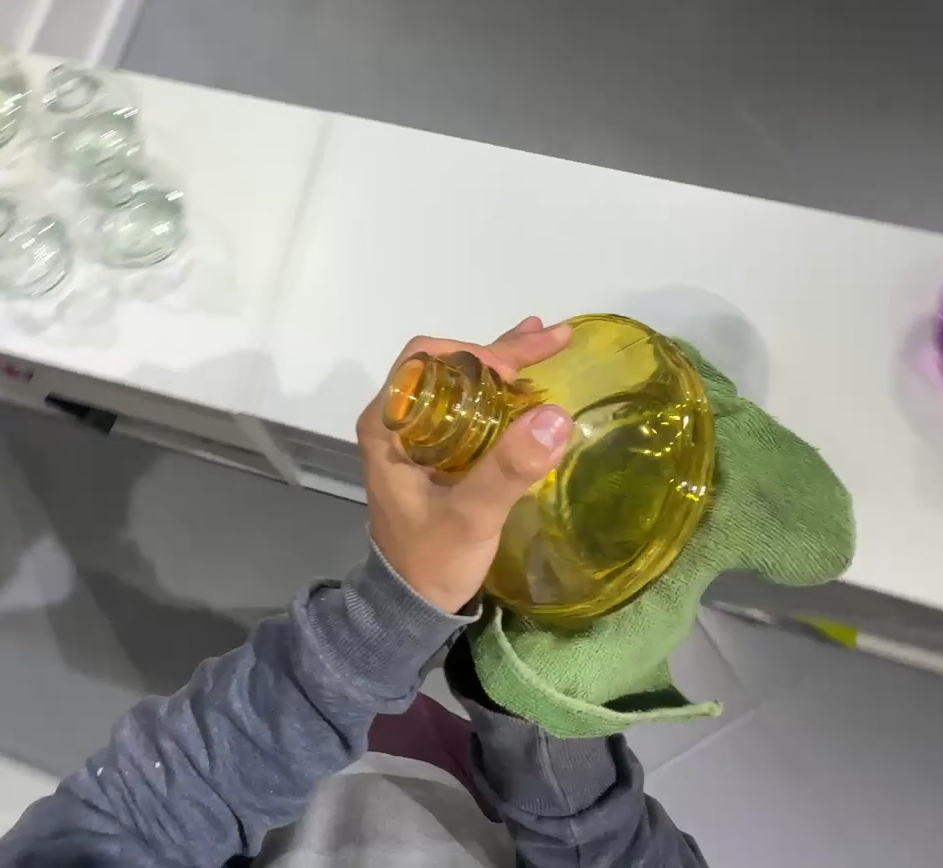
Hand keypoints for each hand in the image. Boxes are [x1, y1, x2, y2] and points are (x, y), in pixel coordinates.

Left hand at [357, 317, 574, 613]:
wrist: (412, 604)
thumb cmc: (430, 560)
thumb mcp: (471, 517)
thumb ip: (507, 469)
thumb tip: (555, 415)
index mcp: (388, 426)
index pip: (424, 363)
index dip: (472, 355)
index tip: (516, 373)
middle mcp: (398, 422)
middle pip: (447, 367)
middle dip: (499, 352)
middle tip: (552, 339)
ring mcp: (417, 436)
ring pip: (461, 384)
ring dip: (505, 364)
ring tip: (550, 340)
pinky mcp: (437, 453)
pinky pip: (468, 409)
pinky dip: (501, 392)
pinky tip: (530, 381)